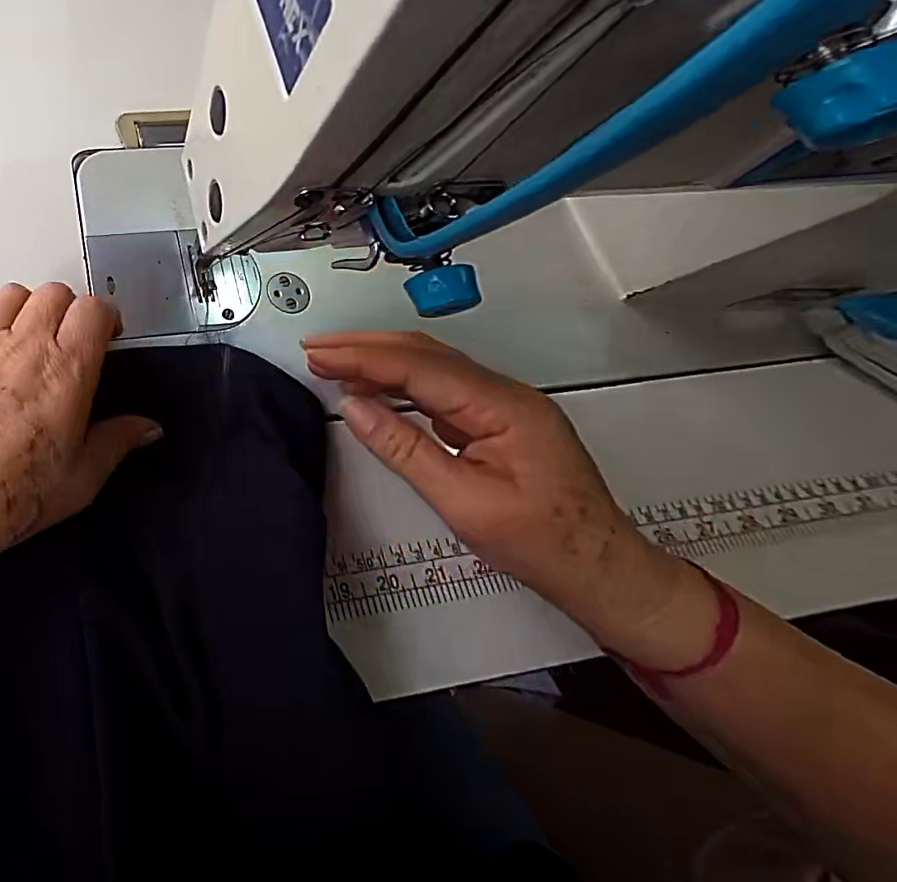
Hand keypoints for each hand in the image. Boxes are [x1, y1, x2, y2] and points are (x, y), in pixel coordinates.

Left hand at [0, 283, 162, 609]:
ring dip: (30, 308)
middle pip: (55, 293)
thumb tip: (145, 429)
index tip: (108, 337)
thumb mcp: (80, 480)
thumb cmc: (7, 494)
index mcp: (66, 370)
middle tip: (74, 339)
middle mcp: (25, 347)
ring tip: (35, 337)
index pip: (94, 310)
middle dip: (72, 310)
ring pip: (14, 294)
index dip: (107, 318)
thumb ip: (116, 443)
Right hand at [302, 332, 714, 665]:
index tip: (319, 355)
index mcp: (504, 408)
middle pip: (423, 353)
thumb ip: (404, 449)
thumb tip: (354, 407)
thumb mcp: (462, 500)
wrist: (600, 570)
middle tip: (315, 350)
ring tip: (330, 361)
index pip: (419, 368)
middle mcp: (505, 395)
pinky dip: (393, 378)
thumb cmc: (543, 541)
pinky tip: (368, 384)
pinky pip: (434, 384)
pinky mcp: (489, 418)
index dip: (362, 357)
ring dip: (376, 358)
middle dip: (363, 346)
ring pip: (428, 363)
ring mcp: (499, 404)